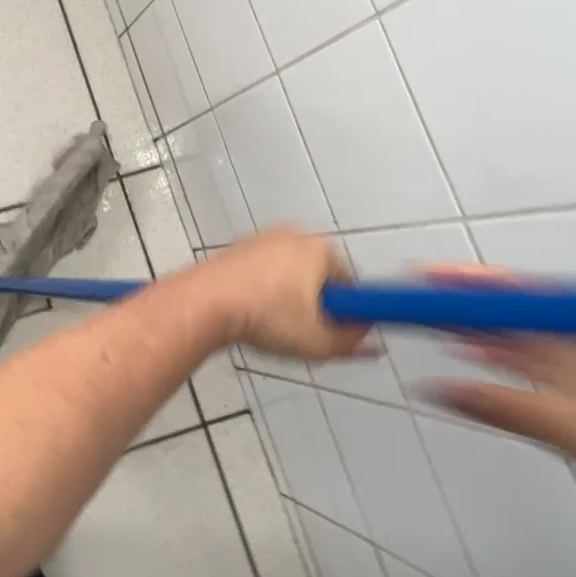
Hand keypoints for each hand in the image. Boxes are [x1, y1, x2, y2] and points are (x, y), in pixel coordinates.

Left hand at [195, 231, 371, 359]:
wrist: (206, 302)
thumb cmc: (268, 317)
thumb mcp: (319, 342)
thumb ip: (352, 342)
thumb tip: (370, 342)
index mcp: (320, 248)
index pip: (350, 281)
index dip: (345, 310)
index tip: (331, 330)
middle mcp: (293, 234)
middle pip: (318, 274)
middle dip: (314, 302)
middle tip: (301, 330)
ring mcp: (261, 238)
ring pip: (288, 273)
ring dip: (286, 296)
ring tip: (272, 322)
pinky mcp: (236, 248)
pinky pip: (262, 271)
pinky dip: (262, 289)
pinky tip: (251, 310)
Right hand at [430, 272, 575, 525]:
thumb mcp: (572, 429)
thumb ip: (505, 407)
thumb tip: (438, 387)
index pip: (518, 296)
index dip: (472, 281)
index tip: (432, 275)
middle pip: (515, 313)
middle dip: (467, 301)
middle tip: (423, 295)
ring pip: (521, 337)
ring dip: (480, 327)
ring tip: (442, 324)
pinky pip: (530, 361)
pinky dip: (498, 355)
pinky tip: (481, 361)